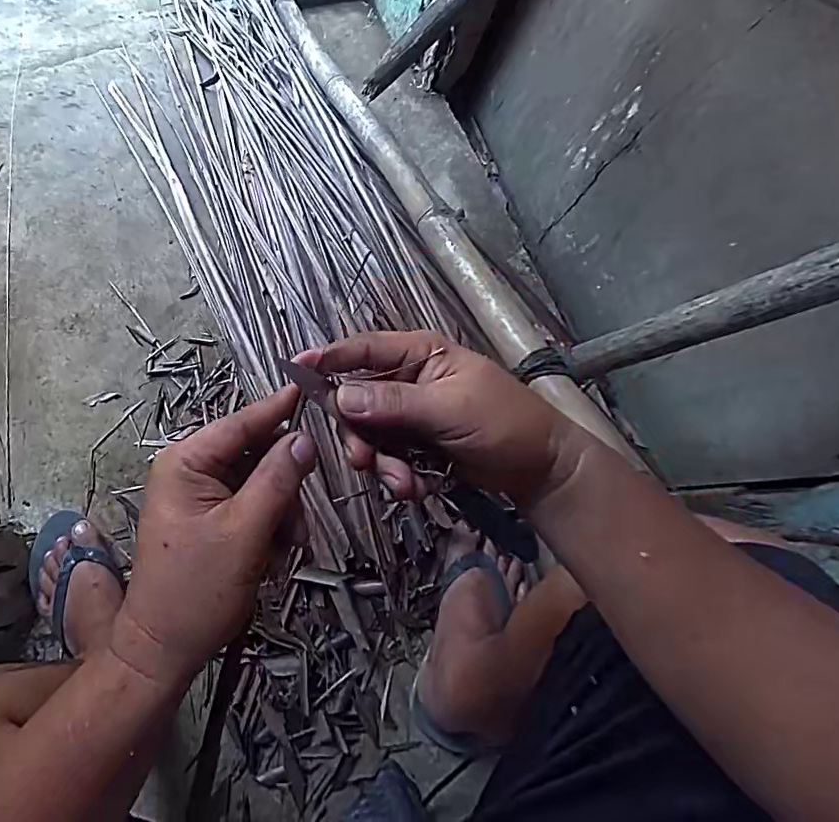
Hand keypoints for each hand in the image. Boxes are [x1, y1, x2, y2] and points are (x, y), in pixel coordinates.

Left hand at [110, 385, 315, 686]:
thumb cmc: (196, 590)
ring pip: (260, 482)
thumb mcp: (245, 531)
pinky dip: (270, 524)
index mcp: (186, 462)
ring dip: (281, 511)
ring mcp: (199, 494)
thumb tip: (304, 439)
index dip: (277, 408)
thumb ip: (277, 480)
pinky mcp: (210, 517)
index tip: (307, 387)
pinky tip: (273, 553)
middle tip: (300, 522)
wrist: (163, 650)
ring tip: (286, 547)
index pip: (239, 423)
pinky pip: (252, 504)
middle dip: (283, 486)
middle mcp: (190, 470)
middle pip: (255, 454)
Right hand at [302, 331, 581, 505]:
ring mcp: (410, 414)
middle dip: (358, 433)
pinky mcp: (415, 445)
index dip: (330, 358)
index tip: (297, 370)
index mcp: (419, 354)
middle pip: (357, 398)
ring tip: (403, 483)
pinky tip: (415, 488)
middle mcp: (408, 380)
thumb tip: (341, 396)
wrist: (541, 471)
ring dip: (379, 460)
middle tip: (364, 459)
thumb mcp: (449, 408)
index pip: (364, 349)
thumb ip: (393, 404)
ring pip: (369, 433)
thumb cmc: (505, 423)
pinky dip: (394, 474)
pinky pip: (386, 455)